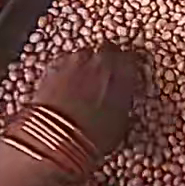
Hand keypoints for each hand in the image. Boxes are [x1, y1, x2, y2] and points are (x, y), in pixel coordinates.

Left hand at [31, 46, 139, 169]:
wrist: (57, 135)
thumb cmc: (94, 135)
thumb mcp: (120, 124)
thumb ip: (123, 103)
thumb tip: (121, 101)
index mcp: (124, 71)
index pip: (131, 59)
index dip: (127, 67)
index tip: (125, 75)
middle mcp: (101, 59)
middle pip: (108, 50)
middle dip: (106, 61)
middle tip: (103, 78)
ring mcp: (76, 59)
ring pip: (84, 55)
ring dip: (84, 65)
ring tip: (80, 86)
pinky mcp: (53, 65)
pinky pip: (63, 62)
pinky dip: (64, 71)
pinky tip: (62, 87)